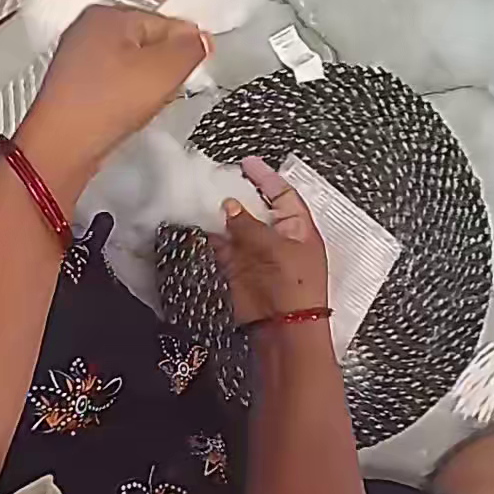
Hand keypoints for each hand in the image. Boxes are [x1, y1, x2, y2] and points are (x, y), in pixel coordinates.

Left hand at [18, 4, 209, 179]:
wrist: (64, 146)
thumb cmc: (99, 106)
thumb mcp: (164, 72)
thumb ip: (190, 50)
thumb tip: (201, 41)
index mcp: (107, 15)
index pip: (166, 22)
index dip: (186, 47)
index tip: (193, 66)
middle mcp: (87, 31)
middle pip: (148, 43)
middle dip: (163, 68)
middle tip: (162, 89)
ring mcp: (79, 60)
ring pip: (132, 67)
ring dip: (144, 86)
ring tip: (138, 104)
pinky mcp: (77, 88)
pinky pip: (115, 87)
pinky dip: (126, 100)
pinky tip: (124, 114)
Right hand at [210, 157, 329, 324]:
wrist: (284, 330)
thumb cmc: (294, 286)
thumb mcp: (278, 249)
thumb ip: (249, 225)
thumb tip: (228, 204)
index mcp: (297, 228)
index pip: (282, 194)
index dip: (265, 178)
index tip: (246, 163)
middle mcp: (276, 237)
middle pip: (254, 208)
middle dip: (236, 194)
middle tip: (215, 179)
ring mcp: (255, 252)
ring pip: (234, 226)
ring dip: (219, 214)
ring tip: (200, 197)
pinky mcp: (238, 268)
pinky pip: (222, 246)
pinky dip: (210, 236)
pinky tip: (196, 223)